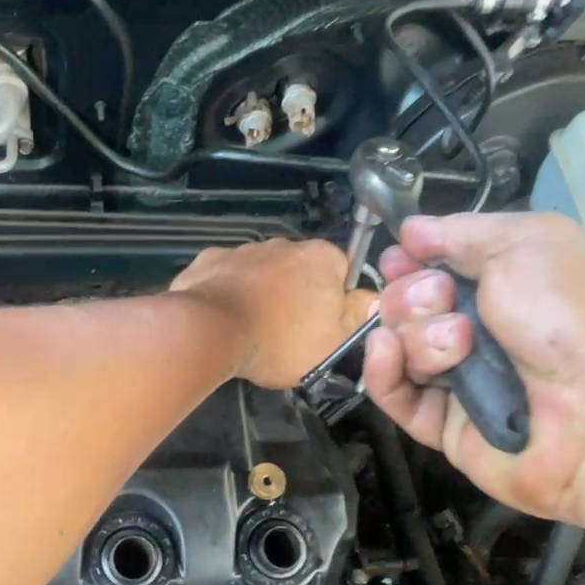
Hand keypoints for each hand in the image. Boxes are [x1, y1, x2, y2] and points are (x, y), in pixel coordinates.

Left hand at [171, 239, 378, 388]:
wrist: (211, 330)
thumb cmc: (282, 339)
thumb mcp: (334, 341)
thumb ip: (358, 316)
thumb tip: (375, 298)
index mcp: (322, 257)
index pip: (343, 272)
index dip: (335, 302)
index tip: (322, 329)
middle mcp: (285, 243)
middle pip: (300, 271)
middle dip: (295, 297)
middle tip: (287, 336)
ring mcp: (244, 249)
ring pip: (262, 274)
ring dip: (261, 295)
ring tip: (252, 331)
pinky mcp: (209, 260)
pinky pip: (227, 278)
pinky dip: (228, 294)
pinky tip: (223, 320)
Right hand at [361, 212, 584, 523]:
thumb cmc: (572, 312)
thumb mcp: (528, 242)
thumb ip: (462, 233)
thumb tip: (411, 229)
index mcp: (514, 281)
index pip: (443, 265)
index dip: (416, 258)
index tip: (401, 254)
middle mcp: (487, 329)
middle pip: (412, 303)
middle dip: (414, 294)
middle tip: (442, 297)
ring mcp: (463, 379)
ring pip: (402, 345)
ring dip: (417, 333)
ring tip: (457, 342)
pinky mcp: (444, 425)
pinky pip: (394, 394)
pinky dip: (382, 370)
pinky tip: (385, 351)